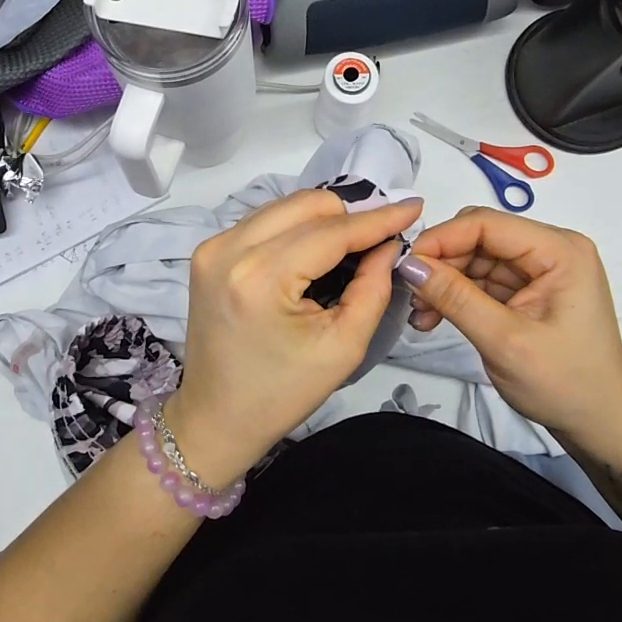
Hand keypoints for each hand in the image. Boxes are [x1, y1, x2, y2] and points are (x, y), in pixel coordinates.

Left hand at [164, 190, 420, 484]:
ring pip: (284, 207)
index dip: (377, 219)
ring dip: (323, 219)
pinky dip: (296, 228)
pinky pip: (264, 221)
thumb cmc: (281, 393)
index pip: (330, 232)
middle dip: (350, 214)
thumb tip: (389, 244)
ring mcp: (213, 247)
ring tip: (354, 245)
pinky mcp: (208, 252)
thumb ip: (373, 288)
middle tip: (383, 235)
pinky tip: (316, 254)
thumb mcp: (343, 346)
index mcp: (260, 277)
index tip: (414, 208)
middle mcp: (229, 250)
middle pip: (306, 205)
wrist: (216, 416)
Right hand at [401, 208, 621, 445]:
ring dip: (443, 283)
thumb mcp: (504, 340)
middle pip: (478, 238)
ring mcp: (539, 271)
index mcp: (559, 251)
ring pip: (474, 259)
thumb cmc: (563, 383)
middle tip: (411, 297)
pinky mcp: (527, 291)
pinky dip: (456, 296)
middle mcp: (550, 250)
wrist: (599, 424)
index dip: (441, 239)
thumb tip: (407, 264)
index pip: (486, 223)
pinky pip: (481, 280)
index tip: (404, 267)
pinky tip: (433, 318)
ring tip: (420, 316)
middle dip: (441, 263)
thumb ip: (455, 297)